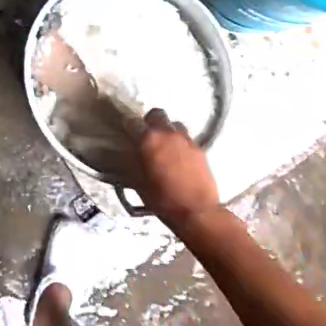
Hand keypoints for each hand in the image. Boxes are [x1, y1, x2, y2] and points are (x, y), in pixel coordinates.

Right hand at [135, 108, 222, 228]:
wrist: (197, 211)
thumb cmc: (162, 199)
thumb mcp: (139, 181)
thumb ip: (133, 161)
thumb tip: (130, 153)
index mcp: (148, 139)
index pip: (132, 121)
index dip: (128, 126)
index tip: (126, 132)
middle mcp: (168, 133)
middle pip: (157, 114)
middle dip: (150, 121)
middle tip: (146, 134)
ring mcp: (186, 139)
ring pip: (174, 124)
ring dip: (167, 130)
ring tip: (165, 144)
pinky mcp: (200, 148)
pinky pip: (187, 137)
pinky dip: (180, 142)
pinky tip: (178, 156)